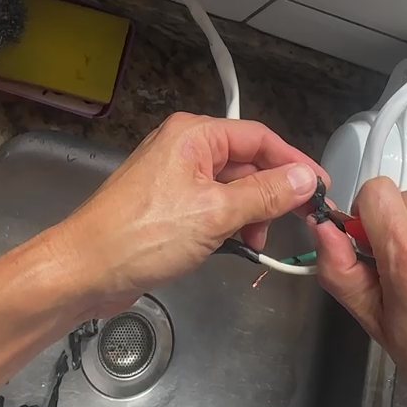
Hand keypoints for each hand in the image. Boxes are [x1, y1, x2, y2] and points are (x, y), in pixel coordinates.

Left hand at [45, 114, 322, 308]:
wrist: (85, 271)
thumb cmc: (143, 236)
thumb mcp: (216, 214)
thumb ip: (266, 194)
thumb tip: (305, 178)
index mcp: (194, 135)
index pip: (259, 138)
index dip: (294, 162)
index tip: (321, 188)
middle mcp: (185, 147)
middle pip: (247, 162)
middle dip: (271, 194)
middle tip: (294, 222)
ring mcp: (175, 176)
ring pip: (232, 187)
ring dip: (250, 214)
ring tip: (255, 243)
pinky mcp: (168, 204)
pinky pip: (213, 206)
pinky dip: (229, 225)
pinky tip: (234, 246)